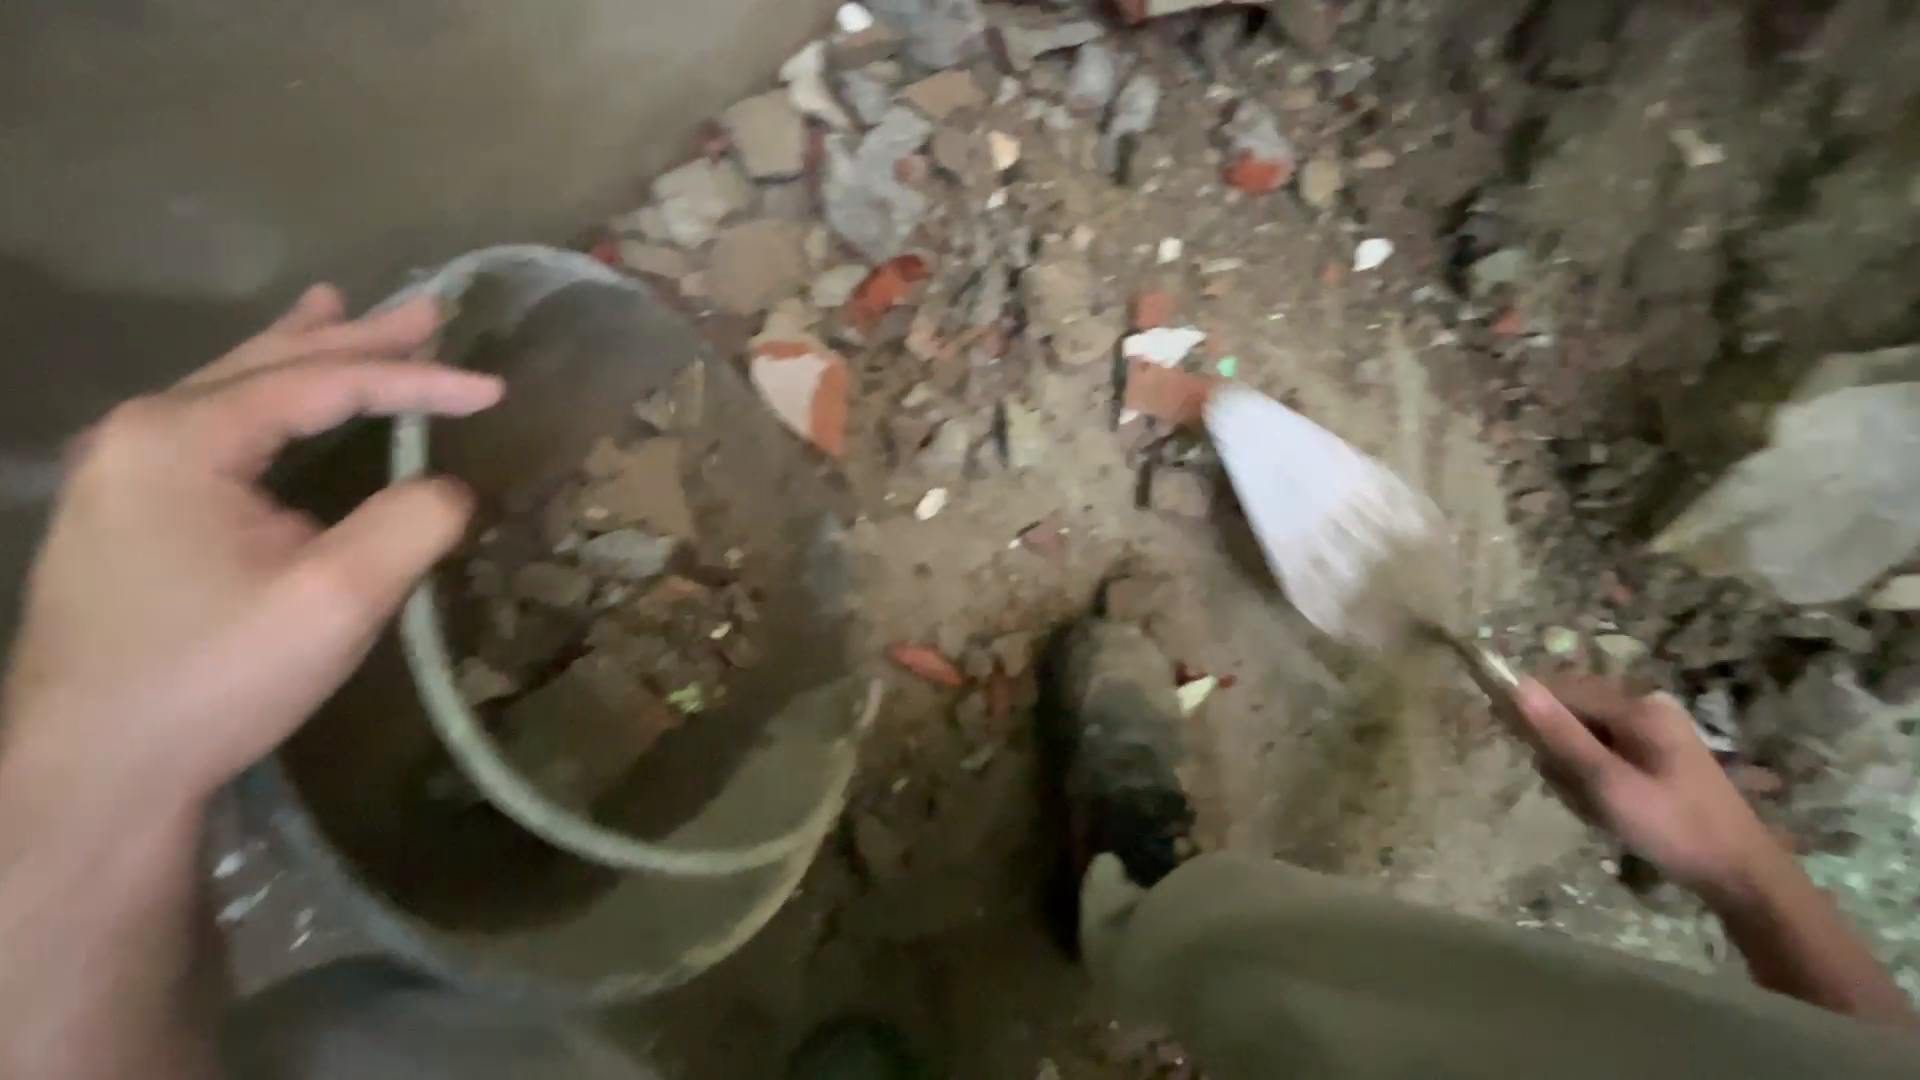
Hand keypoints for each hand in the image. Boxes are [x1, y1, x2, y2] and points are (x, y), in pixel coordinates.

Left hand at [0, 285, 502, 814]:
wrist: (93, 768)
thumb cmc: (218, 675)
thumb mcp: (340, 597)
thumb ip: (412, 522)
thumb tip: (451, 489)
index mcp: (183, 438)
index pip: (327, 385)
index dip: (420, 382)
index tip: (497, 392)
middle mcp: (143, 434)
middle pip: (273, 364)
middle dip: (360, 336)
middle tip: (432, 310)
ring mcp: (128, 471)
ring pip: (239, 387)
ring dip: (307, 352)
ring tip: (343, 307)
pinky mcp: (135, 510)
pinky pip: (221, 426)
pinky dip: (269, 394)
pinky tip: (274, 390)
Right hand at [1515, 675, 1783, 902]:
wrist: (1744, 878)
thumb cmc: (1674, 828)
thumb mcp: (1607, 783)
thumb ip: (1559, 734)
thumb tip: (1513, 686)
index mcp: (1638, 708)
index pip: (1557, 690)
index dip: (1528, 714)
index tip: (1517, 748)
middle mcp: (1644, 708)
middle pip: (1568, 712)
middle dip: (1556, 751)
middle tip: (1572, 790)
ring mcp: (1651, 731)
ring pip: (1579, 735)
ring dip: (1571, 769)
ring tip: (1589, 804)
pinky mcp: (1653, 752)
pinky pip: (1598, 751)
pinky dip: (1589, 776)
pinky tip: (1603, 805)